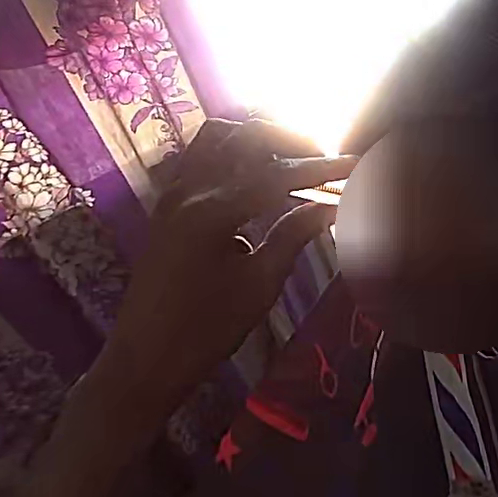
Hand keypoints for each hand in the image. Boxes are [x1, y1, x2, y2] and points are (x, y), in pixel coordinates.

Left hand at [95, 118, 356, 418]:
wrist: (142, 362)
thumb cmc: (204, 332)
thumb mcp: (258, 286)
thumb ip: (294, 236)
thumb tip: (331, 206)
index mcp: (212, 212)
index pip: (277, 174)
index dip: (321, 168)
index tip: (355, 163)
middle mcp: (191, 189)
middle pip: (246, 137)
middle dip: (291, 140)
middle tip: (322, 160)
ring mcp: (175, 191)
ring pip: (219, 135)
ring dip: (257, 138)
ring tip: (289, 159)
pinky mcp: (169, 201)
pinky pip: (201, 153)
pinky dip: (232, 150)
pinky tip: (253, 172)